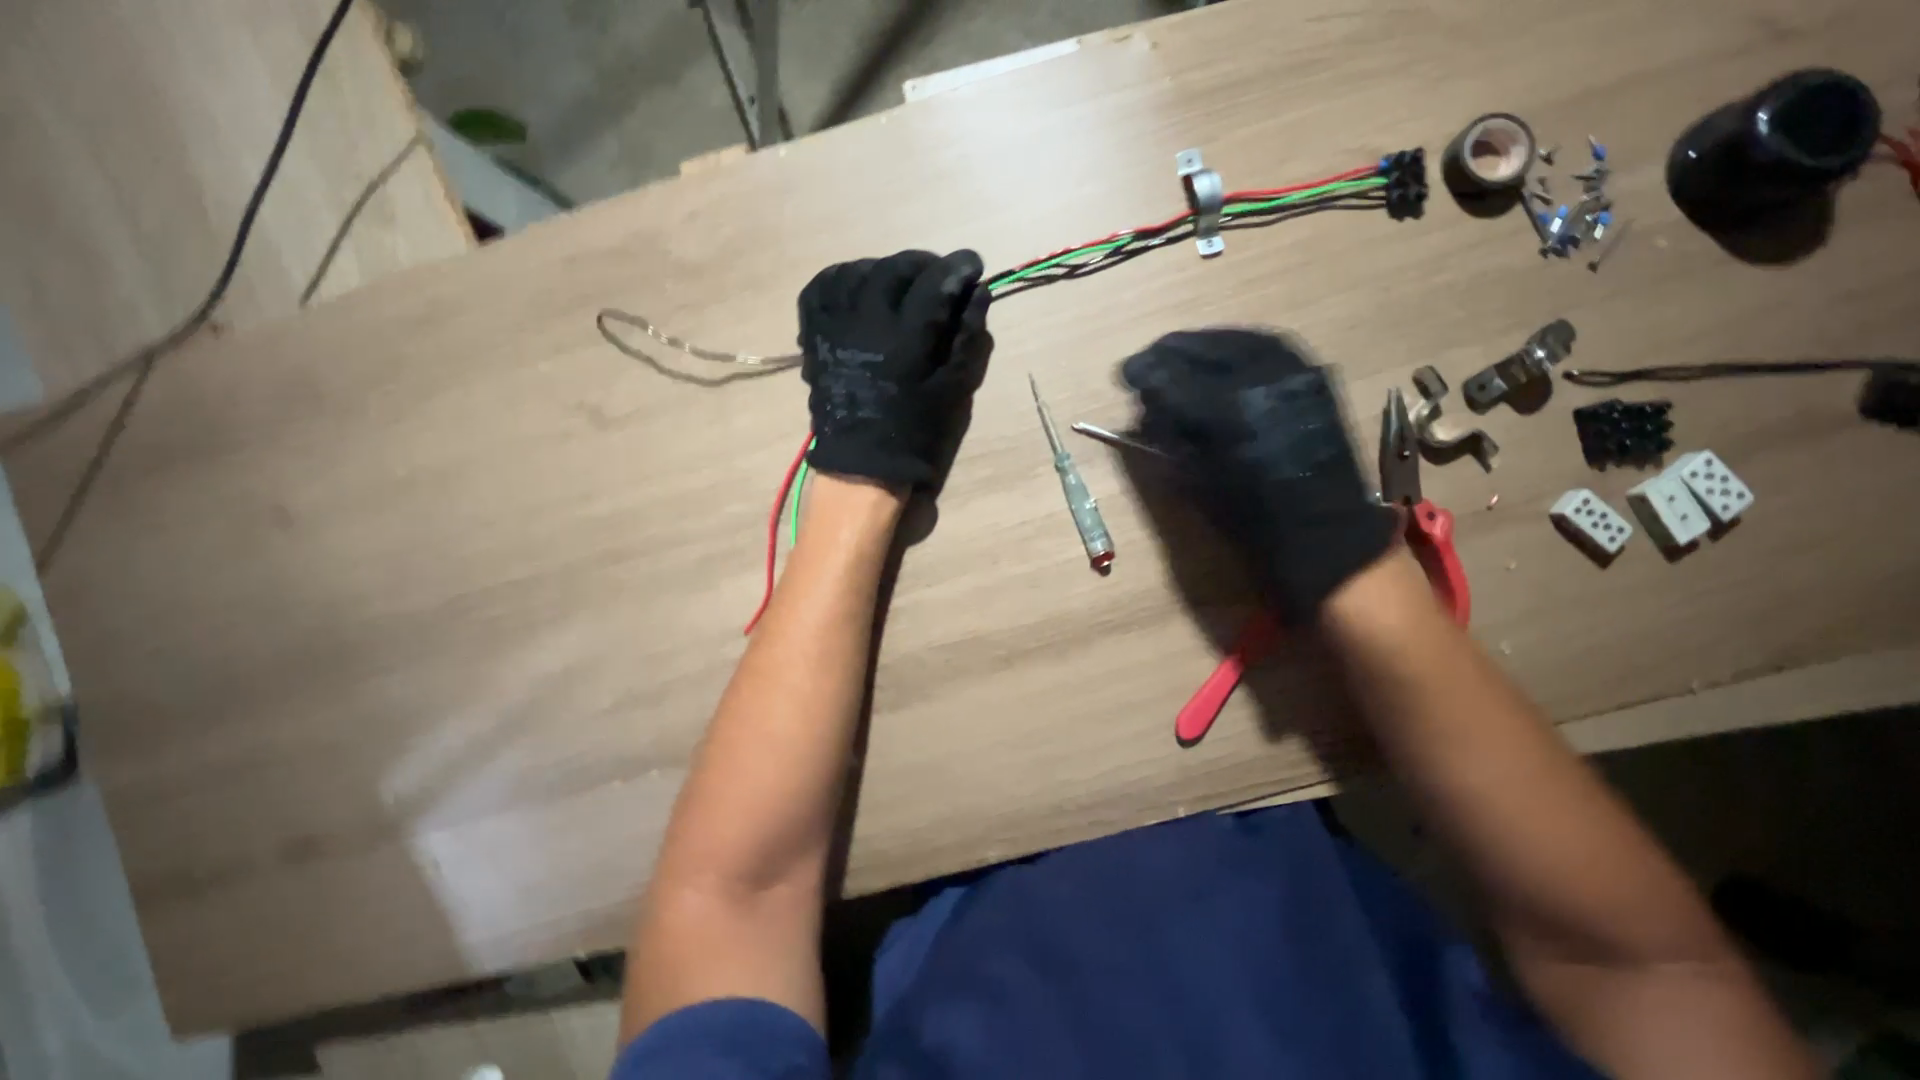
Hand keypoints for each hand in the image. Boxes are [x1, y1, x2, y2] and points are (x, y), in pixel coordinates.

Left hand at [798, 250, 991, 489]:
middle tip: (938, 275)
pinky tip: (860, 288)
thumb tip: (977, 293)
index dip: (958, 267)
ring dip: (884, 269)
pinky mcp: (815, 335)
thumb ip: (969, 336)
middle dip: (922, 264)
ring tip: (900, 282)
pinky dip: (843, 279)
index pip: (935, 281)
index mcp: (906, 338)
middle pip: (894, 268)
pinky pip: (821, 289)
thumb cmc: (917, 430)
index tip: (972, 265)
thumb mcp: (956, 387)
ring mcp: (835, 326)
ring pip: (857, 271)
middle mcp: (866, 323)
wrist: (863, 463)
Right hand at [1121, 329, 1396, 623]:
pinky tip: (1222, 354)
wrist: (1326, 531)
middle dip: (1169, 354)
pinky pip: (1267, 347)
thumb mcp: (1197, 483)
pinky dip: (1237, 346)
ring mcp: (1293, 374)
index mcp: (1229, 413)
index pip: (1172, 376)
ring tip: (1179, 353)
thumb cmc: (1254, 520)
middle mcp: (1261, 382)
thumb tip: (1148, 409)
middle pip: (1203, 350)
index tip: (1125, 374)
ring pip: (1236, 341)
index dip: (1145, 372)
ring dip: (1202, 345)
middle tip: (1148, 361)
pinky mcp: (1313, 377)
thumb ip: (1170, 438)